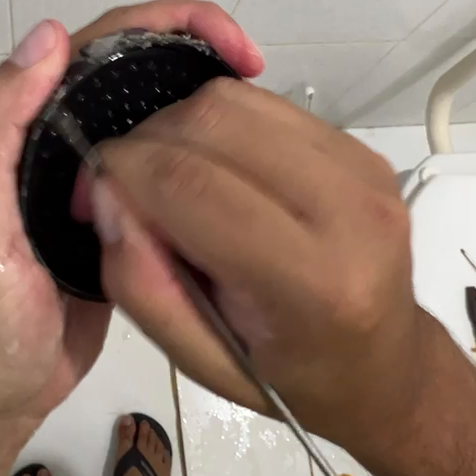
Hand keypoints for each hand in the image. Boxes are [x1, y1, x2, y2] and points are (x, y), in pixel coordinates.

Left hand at [0, 0, 263, 424]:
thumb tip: (51, 32)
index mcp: (21, 124)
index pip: (95, 45)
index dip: (161, 24)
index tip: (230, 42)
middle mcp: (56, 137)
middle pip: (130, 69)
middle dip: (192, 50)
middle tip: (254, 67)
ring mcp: (92, 178)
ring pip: (151, 116)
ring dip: (198, 98)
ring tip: (256, 105)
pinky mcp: (118, 217)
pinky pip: (162, 170)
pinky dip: (195, 155)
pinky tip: (232, 161)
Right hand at [91, 79, 448, 454]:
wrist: (385, 364)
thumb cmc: (287, 376)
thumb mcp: (199, 361)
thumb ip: (141, 281)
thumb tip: (104, 190)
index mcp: (313, 281)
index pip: (190, 186)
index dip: (122, 170)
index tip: (90, 188)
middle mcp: (348, 209)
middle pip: (211, 123)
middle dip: (143, 142)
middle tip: (122, 181)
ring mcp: (362, 168)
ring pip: (233, 99)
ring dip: (176, 125)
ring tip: (164, 171)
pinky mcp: (361, 145)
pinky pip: (262, 103)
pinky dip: (216, 122)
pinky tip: (211, 162)